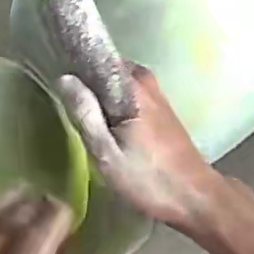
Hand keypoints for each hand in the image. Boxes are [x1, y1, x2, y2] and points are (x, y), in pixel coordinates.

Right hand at [58, 63, 227, 231]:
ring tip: (86, 119)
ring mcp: (154, 90)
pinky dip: (114, 102)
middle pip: (105, 69)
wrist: (194, 195)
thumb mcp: (107, 154)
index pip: (96, 58)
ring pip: (116, 82)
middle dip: (87, 84)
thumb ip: (86, 114)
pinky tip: (107, 124)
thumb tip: (65, 78)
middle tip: (73, 110)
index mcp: (132, 85)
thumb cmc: (149, 178)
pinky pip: (127, 91)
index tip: (60, 82)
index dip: (75, 67)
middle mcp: (144, 79)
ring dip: (101, 95)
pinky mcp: (159, 103)